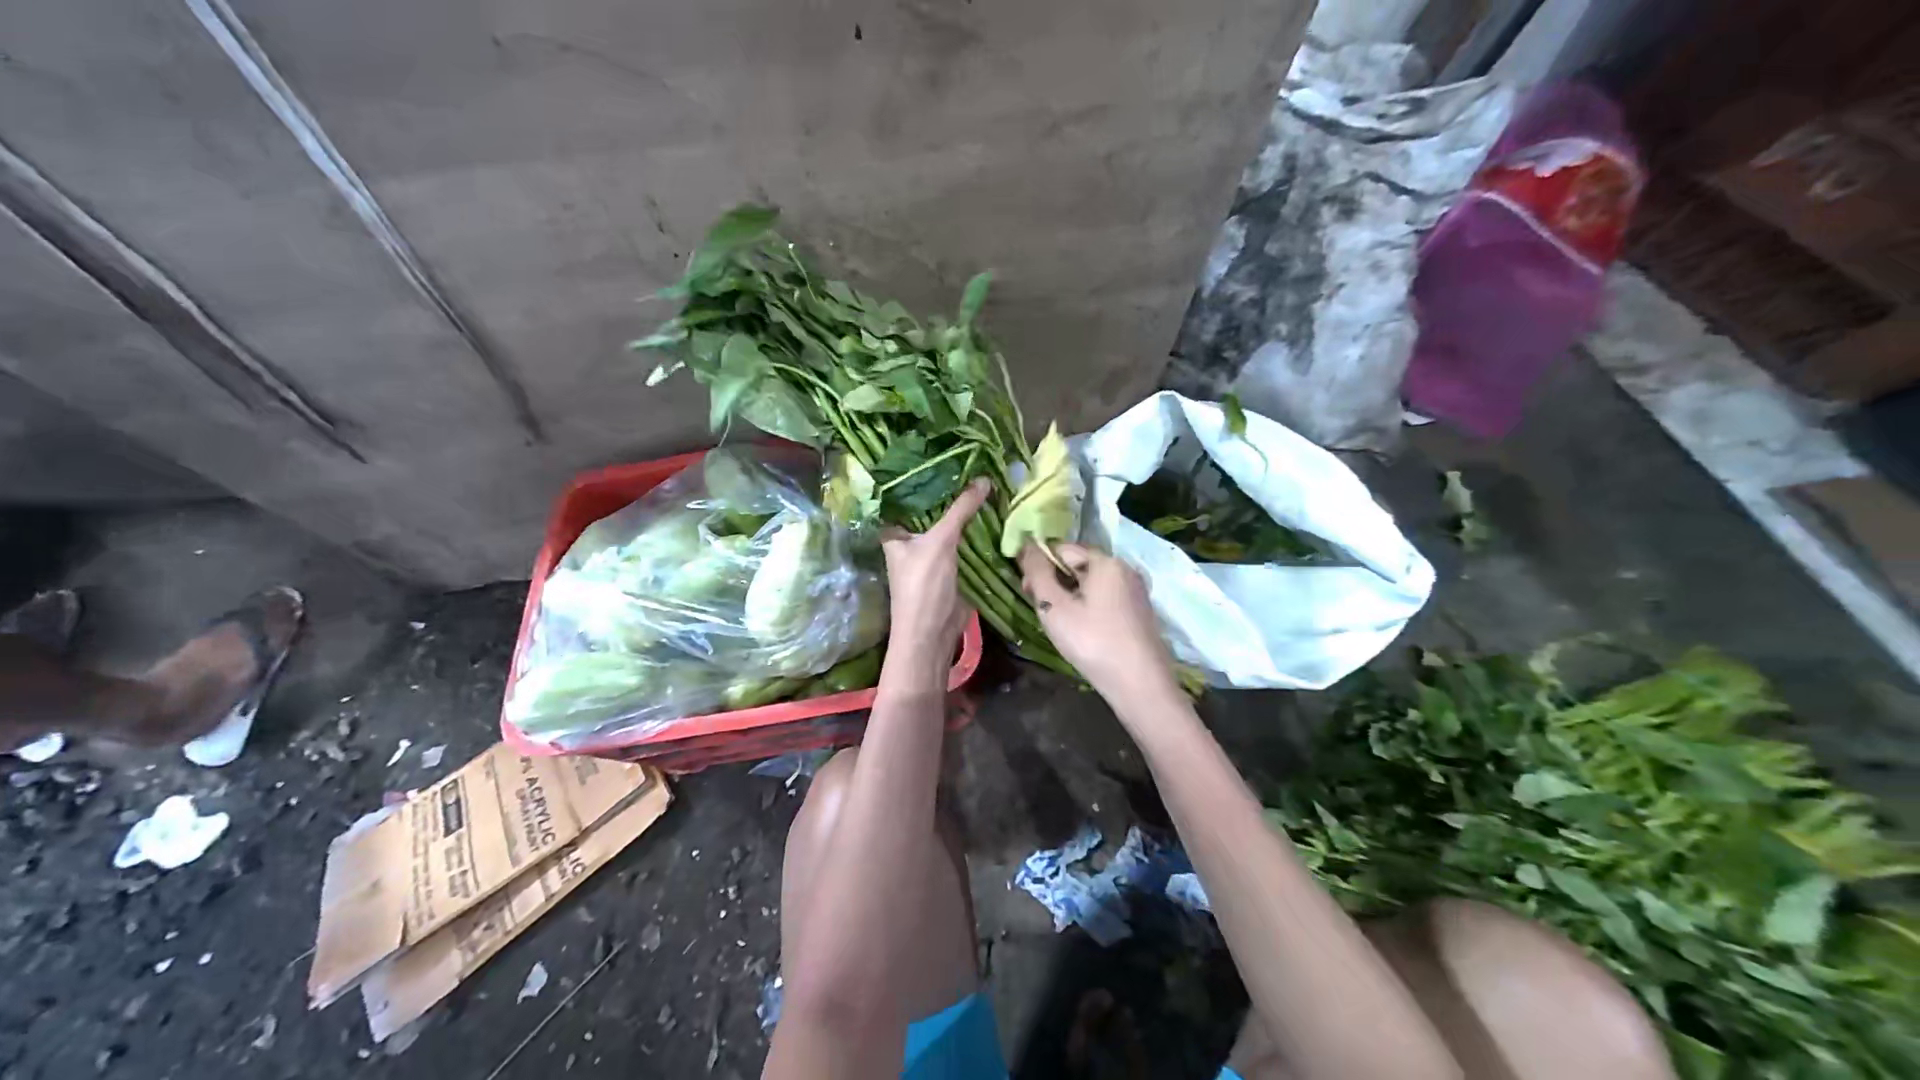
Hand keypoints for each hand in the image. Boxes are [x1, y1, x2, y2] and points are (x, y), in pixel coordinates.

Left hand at [879, 480, 988, 683]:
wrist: (932, 634)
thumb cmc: (923, 585)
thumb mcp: (941, 542)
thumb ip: (961, 510)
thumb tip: (984, 479)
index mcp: (894, 530)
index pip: (906, 494)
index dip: (923, 475)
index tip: (945, 452)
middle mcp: (909, 538)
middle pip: (932, 509)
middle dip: (952, 492)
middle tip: (975, 462)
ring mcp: (931, 552)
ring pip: (950, 525)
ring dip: (966, 511)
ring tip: (988, 479)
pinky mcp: (950, 566)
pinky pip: (963, 542)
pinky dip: (976, 530)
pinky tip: (993, 510)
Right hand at [1019, 543, 1179, 704]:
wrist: (1140, 685)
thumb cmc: (1092, 642)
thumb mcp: (1054, 607)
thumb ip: (1037, 573)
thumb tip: (1027, 545)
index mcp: (1105, 561)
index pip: (1062, 549)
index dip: (1039, 565)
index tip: (1027, 591)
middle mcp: (1125, 569)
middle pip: (1078, 564)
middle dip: (1054, 580)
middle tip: (1040, 609)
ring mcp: (1136, 591)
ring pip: (1091, 583)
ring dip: (1070, 595)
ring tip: (1059, 622)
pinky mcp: (1140, 612)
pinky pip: (1106, 598)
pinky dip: (1088, 606)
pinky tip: (1082, 630)